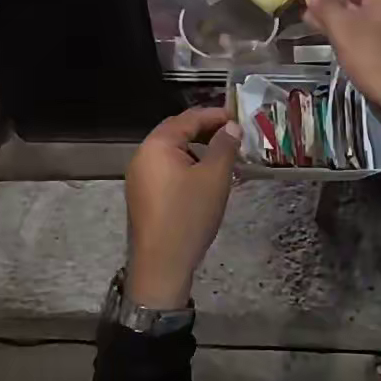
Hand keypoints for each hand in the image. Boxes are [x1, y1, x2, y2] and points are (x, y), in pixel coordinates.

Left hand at [124, 107, 240, 308]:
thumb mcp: (214, 177)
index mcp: (157, 145)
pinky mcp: (144, 195)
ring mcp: (140, 177)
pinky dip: (189, 167)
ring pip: (174, 153)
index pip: (189, 118)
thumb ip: (224, 146)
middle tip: (235, 136)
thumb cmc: (189, 215)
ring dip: (199, 150)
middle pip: (178, 132)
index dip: (215, 115)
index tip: (240, 119)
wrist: (161, 264)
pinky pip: (168, 170)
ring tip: (226, 159)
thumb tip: (231, 127)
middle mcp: (143, 155)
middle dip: (207, 132)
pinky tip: (208, 180)